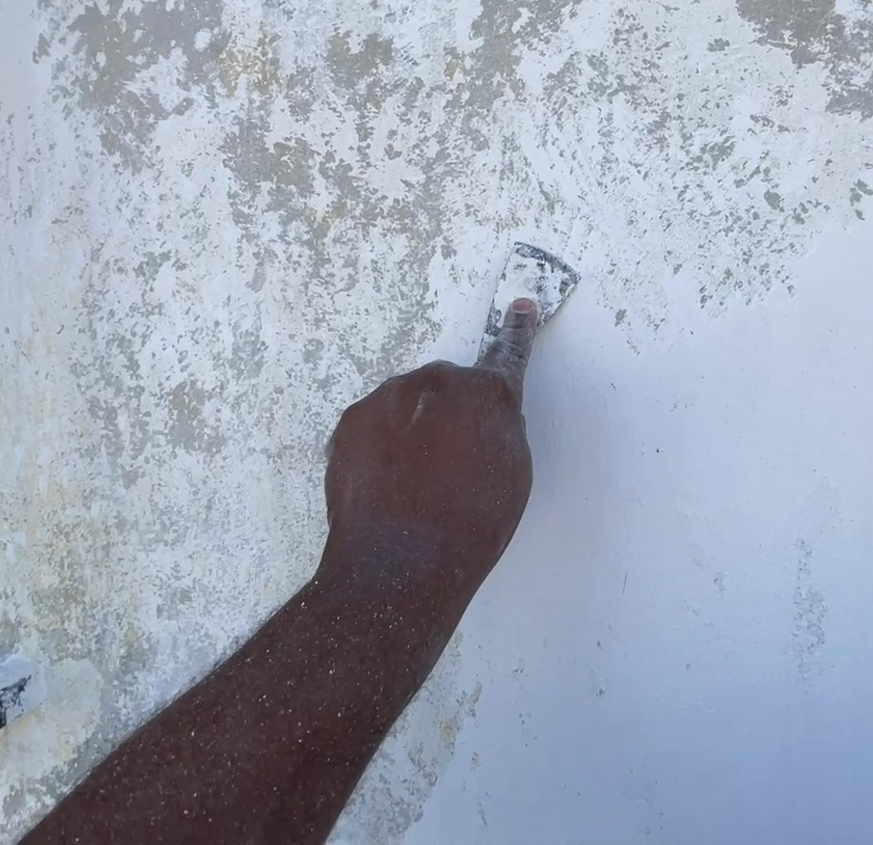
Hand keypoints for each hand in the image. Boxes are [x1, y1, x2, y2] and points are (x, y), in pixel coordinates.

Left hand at [318, 299, 541, 600]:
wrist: (399, 565)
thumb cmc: (470, 528)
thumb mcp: (512, 476)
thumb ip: (501, 428)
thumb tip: (487, 416)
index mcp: (488, 394)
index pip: (508, 354)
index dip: (516, 332)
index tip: (520, 308)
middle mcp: (439, 382)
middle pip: (448, 386)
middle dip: (450, 413)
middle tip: (448, 464)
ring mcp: (390, 396)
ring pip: (409, 401)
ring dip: (413, 427)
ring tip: (411, 481)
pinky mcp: (352, 417)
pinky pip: (375, 420)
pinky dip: (380, 442)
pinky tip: (385, 481)